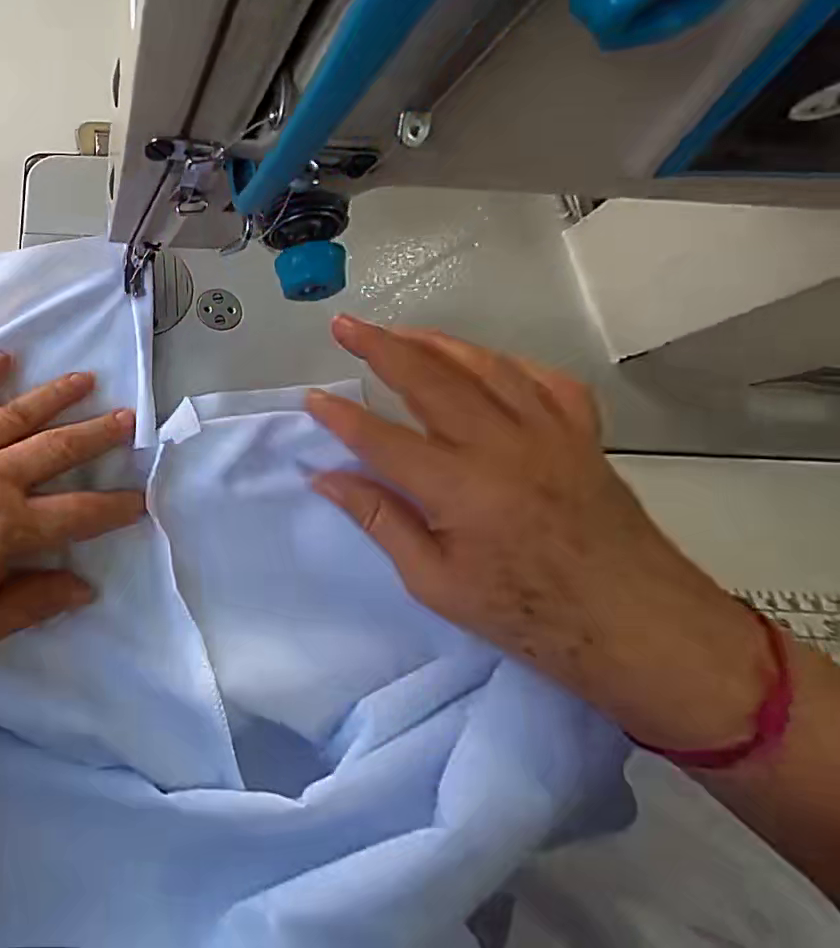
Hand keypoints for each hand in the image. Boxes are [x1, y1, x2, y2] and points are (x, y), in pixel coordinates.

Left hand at [0, 354, 145, 676]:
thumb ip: (34, 602)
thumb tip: (84, 587)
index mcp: (11, 528)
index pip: (80, 513)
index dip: (116, 507)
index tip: (140, 498)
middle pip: (57, 450)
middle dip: (98, 434)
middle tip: (129, 420)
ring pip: (16, 415)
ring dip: (54, 396)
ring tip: (84, 380)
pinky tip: (2, 358)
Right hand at [305, 315, 772, 750]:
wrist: (647, 632)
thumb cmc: (527, 615)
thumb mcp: (433, 581)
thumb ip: (380, 519)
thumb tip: (326, 478)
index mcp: (460, 487)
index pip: (381, 437)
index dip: (340, 416)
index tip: (310, 398)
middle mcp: (504, 448)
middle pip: (432, 380)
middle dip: (381, 347)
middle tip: (344, 325)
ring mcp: (550, 438)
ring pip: (487, 369)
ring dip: (437, 343)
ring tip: (398, 331)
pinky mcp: (583, 442)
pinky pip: (548, 385)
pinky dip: (510, 365)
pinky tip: (484, 364)